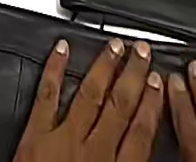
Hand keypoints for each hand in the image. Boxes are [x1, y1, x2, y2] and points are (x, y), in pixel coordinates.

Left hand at [15, 38, 164, 161]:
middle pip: (119, 107)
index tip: (160, 83)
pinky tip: (62, 47)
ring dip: (105, 67)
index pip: (140, 135)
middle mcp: (92, 154)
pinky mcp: (35, 136)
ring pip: (90, 95)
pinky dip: (55, 68)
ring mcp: (63, 141)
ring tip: (116, 44)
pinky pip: (47, 95)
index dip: (152, 106)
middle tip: (143, 50)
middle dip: (134, 76)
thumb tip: (143, 154)